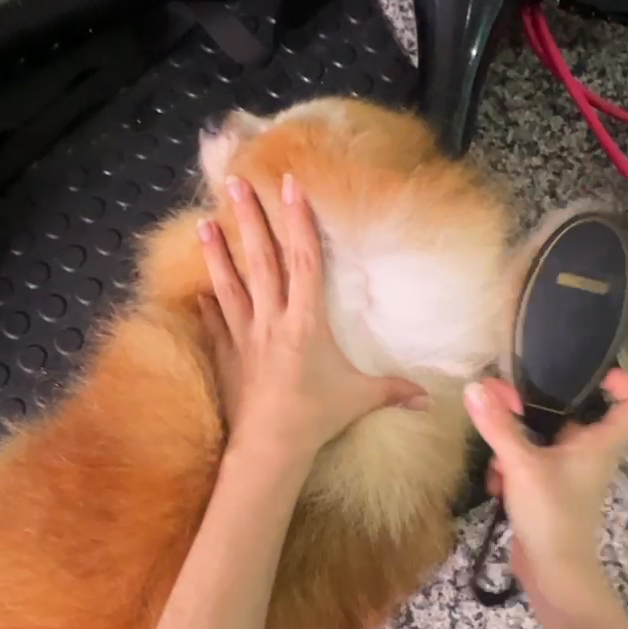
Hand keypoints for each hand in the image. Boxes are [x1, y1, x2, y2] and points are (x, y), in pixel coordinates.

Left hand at [200, 174, 426, 463]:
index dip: (298, 221)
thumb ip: (394, 390)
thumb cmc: (317, 417)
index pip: (303, 260)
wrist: (270, 447)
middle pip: (260, 260)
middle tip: (235, 181)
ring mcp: (245, 336)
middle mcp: (272, 320)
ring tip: (201, 221)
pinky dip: (207, 306)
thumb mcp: (360, 398)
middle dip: (249, 219)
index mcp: (307, 322)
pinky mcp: (228, 356)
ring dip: (216, 252)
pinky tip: (198, 290)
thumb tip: (429, 398)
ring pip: (229, 284)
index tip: (290, 185)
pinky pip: (216, 324)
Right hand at [463, 369, 627, 607]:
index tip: (588, 369)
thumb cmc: (552, 514)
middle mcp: (589, 453)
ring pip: (542, 439)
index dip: (620, 379)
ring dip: (514, 441)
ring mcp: (569, 472)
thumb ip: (498, 426)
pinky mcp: (549, 489)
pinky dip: (510, 467)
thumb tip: (474, 388)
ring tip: (495, 452)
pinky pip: (529, 463)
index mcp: (601, 442)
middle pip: (571, 413)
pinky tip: (495, 483)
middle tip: (502, 400)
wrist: (553, 573)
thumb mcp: (521, 465)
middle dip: (533, 408)